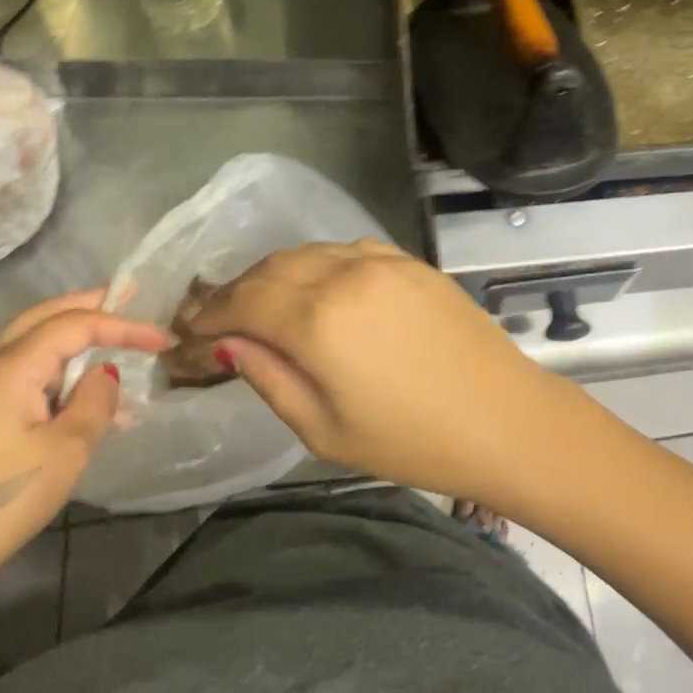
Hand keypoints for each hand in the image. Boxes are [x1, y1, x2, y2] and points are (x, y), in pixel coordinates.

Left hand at [0, 293, 167, 629]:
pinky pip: (14, 373)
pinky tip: (72, 391)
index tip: (161, 339)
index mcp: (7, 368)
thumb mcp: (66, 450)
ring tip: (107, 343)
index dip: (122, 325)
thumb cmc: (1, 498)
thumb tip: (103, 374)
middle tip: (128, 300)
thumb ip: (94, 402)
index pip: (73, 325)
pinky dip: (49, 366)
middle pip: (39, 318)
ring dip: (66, 336)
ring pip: (22, 343)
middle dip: (85, 306)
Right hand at [187, 241, 586, 503]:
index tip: (188, 336)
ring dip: (276, 276)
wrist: (504, 418)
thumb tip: (226, 345)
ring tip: (263, 309)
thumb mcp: (324, 429)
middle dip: (237, 294)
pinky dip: (319, 266)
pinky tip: (318, 292)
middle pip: (271, 269)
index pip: (242, 303)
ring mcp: (384, 261)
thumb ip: (268, 378)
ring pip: (309, 254)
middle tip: (219, 324)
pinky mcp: (412, 262)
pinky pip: (348, 251)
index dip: (208, 317)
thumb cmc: (411, 441)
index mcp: (318, 319)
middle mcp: (346, 274)